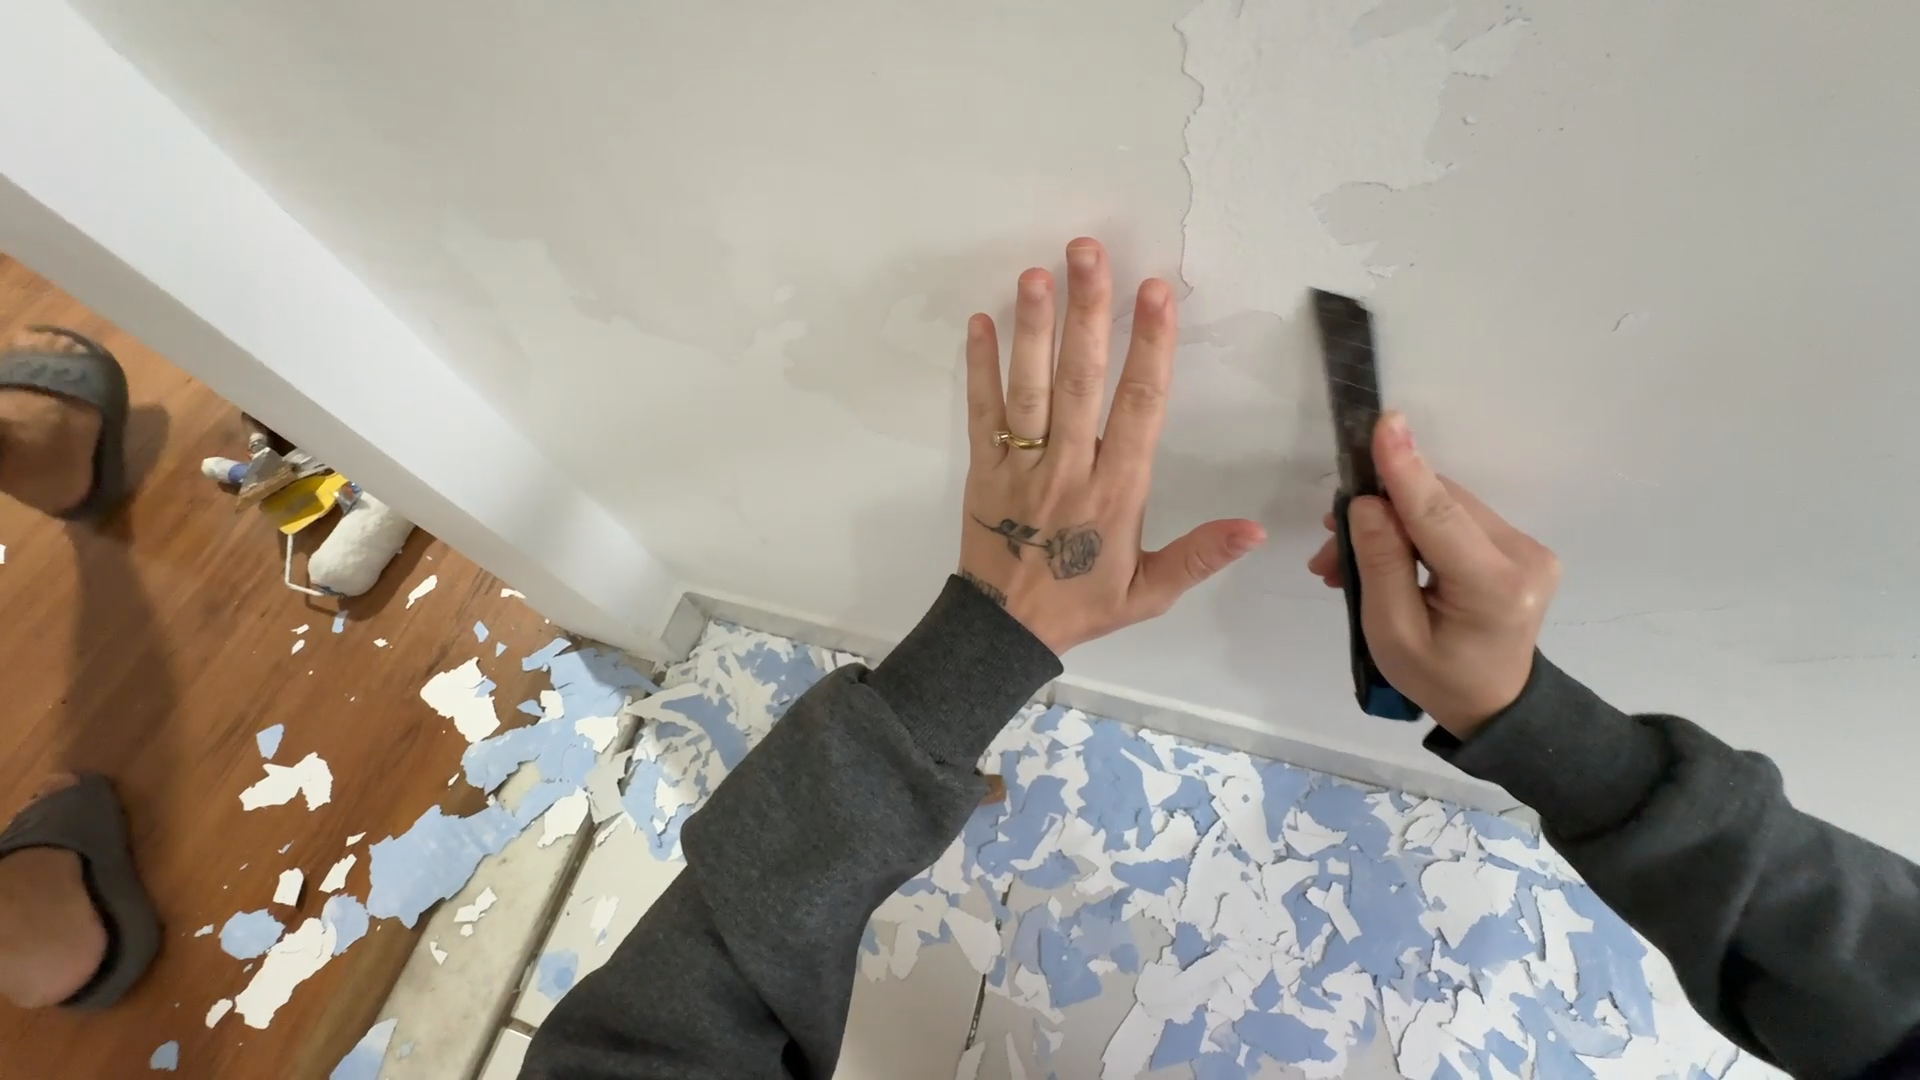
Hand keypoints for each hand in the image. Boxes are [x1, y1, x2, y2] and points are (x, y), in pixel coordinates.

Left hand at [959, 238, 1265, 653]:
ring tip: (1036, 274)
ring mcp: (1020, 466)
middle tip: (1088, 253)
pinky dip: (979, 369)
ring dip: (1033, 329)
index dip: (1150, 348)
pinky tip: (979, 323)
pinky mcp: (982, 471)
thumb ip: (1199, 556)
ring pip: (1030, 390)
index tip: (1156, 294)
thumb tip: (1257, 529)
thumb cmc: (1080, 604)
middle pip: (1081, 382)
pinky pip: (981, 414)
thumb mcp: (1148, 593)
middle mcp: (1069, 468)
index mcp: (1116, 492)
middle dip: (1089, 314)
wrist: (1004, 630)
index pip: (1139, 409)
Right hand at [1306, 411, 1559, 737]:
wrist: (1493, 704)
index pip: (1438, 514)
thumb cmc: (1434, 678)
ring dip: (1389, 522)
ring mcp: (1526, 548)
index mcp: (1492, 587)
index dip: (1405, 469)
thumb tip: (1366, 505)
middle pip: (1437, 505)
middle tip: (1327, 551)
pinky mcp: (1517, 546)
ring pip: (1442, 507)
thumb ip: (1379, 564)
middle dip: (1377, 514)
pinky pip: (1452, 518)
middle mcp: (1522, 556)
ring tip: (1341, 561)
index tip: (1384, 423)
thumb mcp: (1390, 631)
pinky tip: (1381, 554)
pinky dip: (1411, 528)